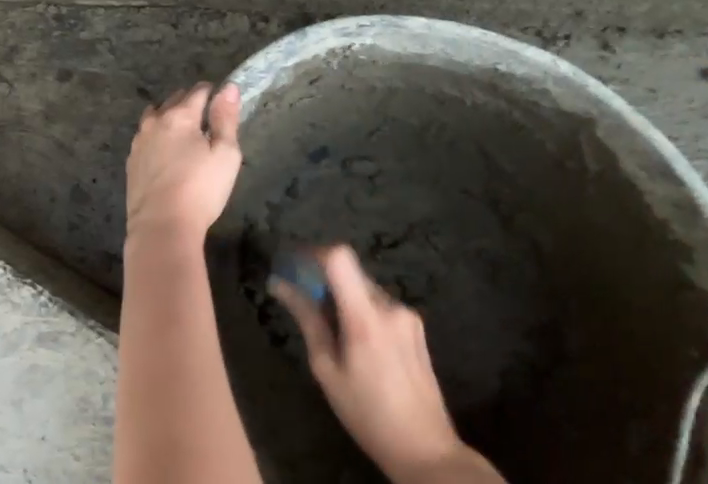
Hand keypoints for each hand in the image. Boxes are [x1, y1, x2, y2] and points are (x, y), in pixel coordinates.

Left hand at [125, 83, 241, 244]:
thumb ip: (226, 119)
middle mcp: (155, 122)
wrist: (161, 223)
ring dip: (167, 113)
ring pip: (153, 116)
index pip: (197, 93)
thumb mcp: (225, 154)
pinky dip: (155, 132)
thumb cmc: (201, 189)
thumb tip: (228, 87)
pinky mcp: (131, 160)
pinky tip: (160, 144)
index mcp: (180, 117)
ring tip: (179, 122)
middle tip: (202, 107)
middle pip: (172, 101)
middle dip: (188, 100)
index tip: (218, 94)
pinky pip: (144, 135)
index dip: (210, 91)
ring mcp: (139, 141)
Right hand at [270, 246, 500, 483]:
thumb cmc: (368, 413)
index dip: (312, 254)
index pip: (340, 258)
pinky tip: (354, 342)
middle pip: (349, 272)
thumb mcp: (327, 369)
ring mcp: (408, 318)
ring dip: (341, 297)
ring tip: (328, 330)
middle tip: (301, 302)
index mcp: (366, 318)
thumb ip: (307, 320)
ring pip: (363, 288)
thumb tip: (280, 285)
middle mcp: (391, 308)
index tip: (293, 268)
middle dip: (322, 280)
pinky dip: (358, 309)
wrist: (427, 451)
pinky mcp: (416, 330)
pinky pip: (378, 305)